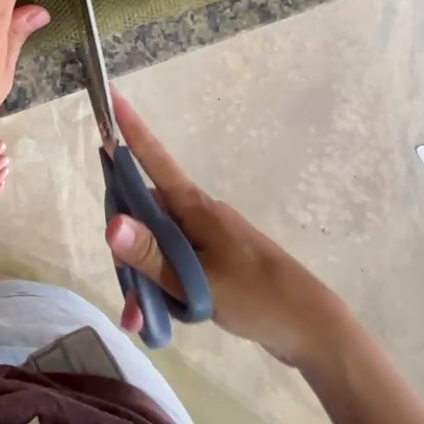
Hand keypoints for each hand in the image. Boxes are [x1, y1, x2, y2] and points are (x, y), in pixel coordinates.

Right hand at [104, 91, 351, 366]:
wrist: (313, 328)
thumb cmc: (257, 296)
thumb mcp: (197, 280)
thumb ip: (152, 254)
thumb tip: (110, 224)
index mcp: (194, 207)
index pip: (154, 158)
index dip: (131, 127)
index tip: (112, 95)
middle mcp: (196, 215)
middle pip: (144, 214)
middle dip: (125, 248)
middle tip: (125, 292)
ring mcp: (205, 238)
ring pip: (156, 246)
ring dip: (142, 279)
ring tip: (139, 317)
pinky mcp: (212, 262)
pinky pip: (173, 266)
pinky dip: (159, 289)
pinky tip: (153, 318)